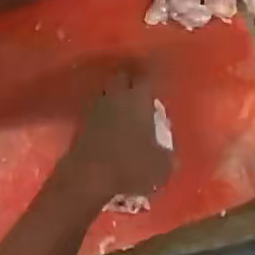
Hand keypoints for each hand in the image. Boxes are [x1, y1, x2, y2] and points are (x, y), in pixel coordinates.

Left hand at [59, 67, 172, 202]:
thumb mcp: (161, 167)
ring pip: (109, 91)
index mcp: (138, 99)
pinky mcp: (83, 121)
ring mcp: (97, 106)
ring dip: (117, 97)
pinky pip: (97, 108)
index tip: (159, 87)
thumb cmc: (130, 166)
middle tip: (143, 95)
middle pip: (124, 77)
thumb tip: (171, 155)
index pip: (147, 79)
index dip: (153, 81)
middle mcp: (117, 95)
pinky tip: (112, 126)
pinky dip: (105, 113)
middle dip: (132, 82)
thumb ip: (168, 156)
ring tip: (127, 110)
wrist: (89, 176)